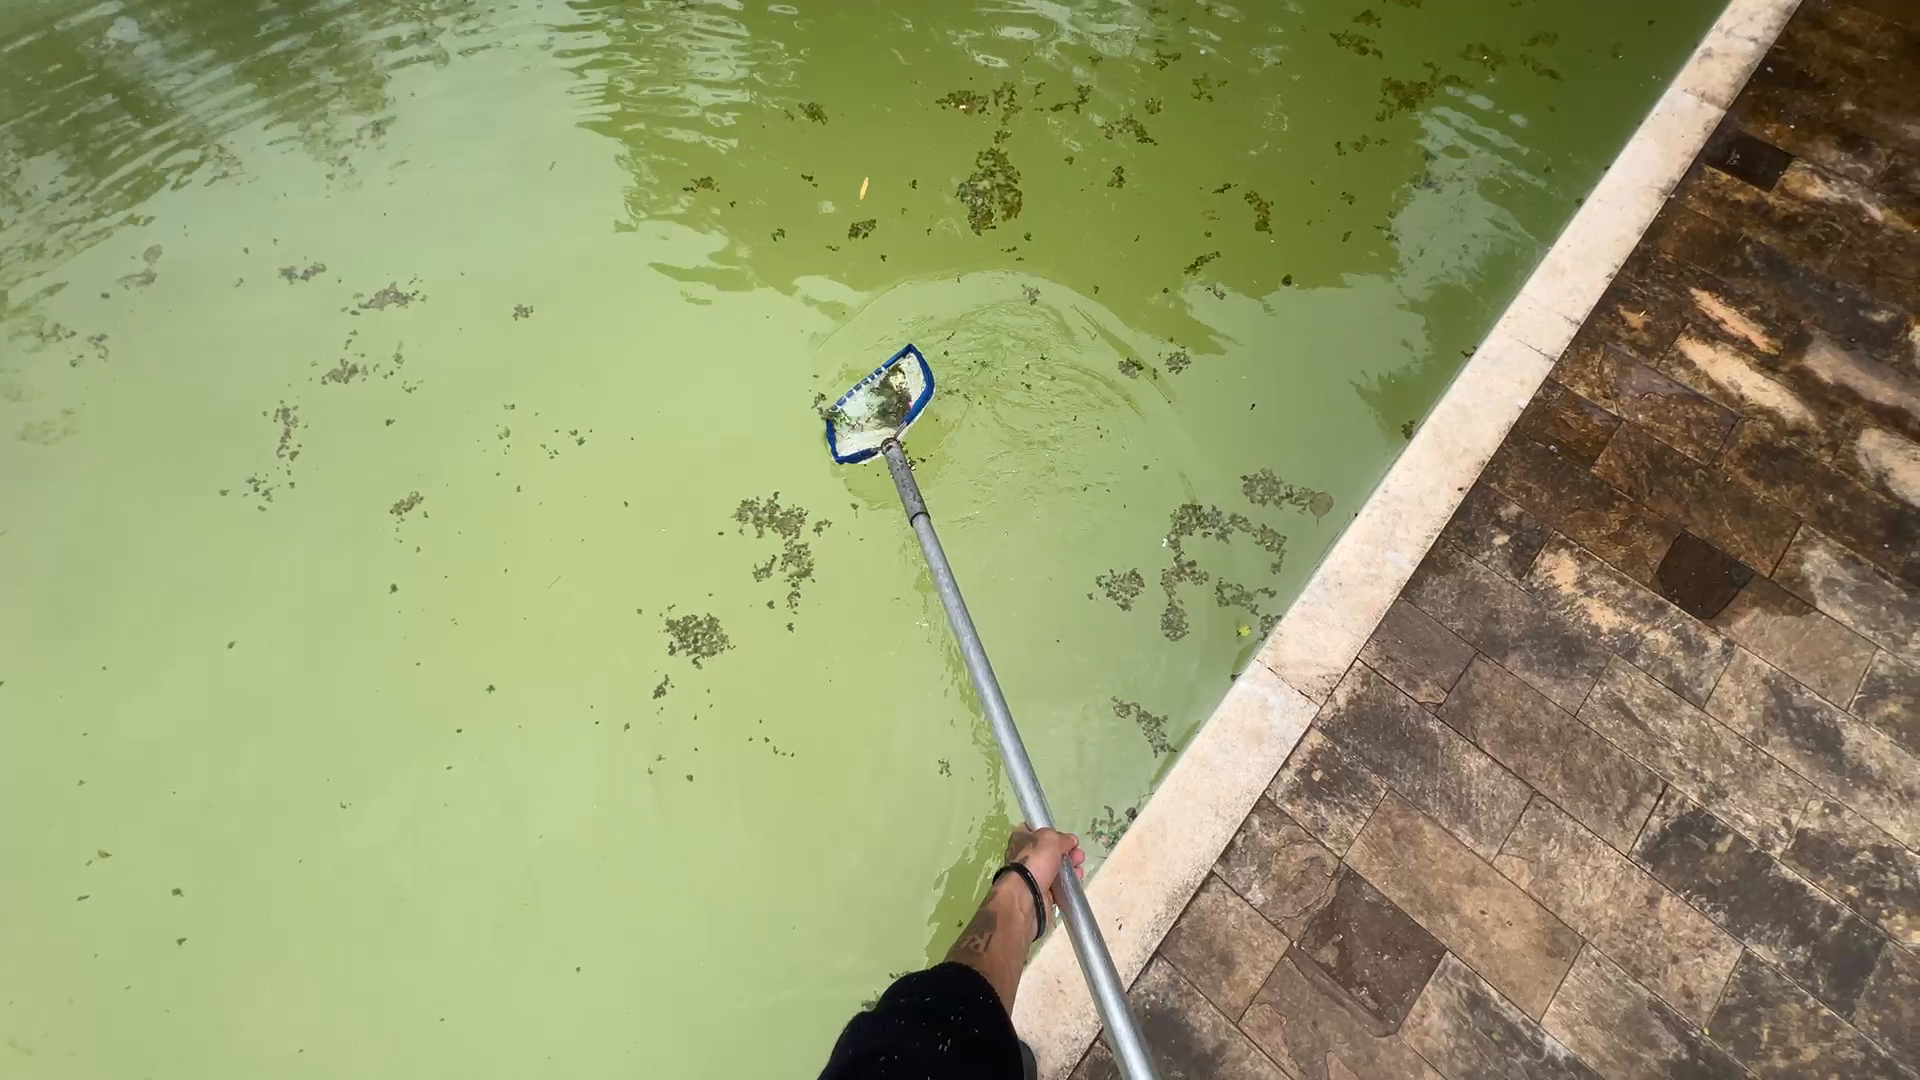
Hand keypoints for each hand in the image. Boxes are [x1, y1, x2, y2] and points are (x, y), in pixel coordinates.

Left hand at [1005, 824, 1085, 907]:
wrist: (1028, 896)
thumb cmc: (1035, 860)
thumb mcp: (1050, 838)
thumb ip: (1062, 838)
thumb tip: (1071, 840)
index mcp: (1020, 839)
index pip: (1036, 831)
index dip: (1052, 832)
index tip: (1066, 837)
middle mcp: (1026, 857)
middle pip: (1050, 851)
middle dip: (1067, 851)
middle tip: (1079, 853)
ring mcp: (1034, 876)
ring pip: (1056, 868)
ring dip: (1071, 865)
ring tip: (1080, 865)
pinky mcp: (1043, 893)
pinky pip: (1060, 885)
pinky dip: (1069, 881)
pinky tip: (1078, 877)